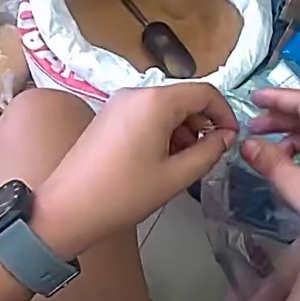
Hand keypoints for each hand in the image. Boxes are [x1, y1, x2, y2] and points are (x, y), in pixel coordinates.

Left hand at [37, 83, 237, 256]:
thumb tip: (226, 136)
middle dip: (202, 124)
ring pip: (165, 107)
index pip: (205, 92)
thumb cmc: (125, 193)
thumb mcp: (176, 176)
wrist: (68, 208)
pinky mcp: (107, 116)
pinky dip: (162, 131)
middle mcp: (137, 93)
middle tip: (207, 156)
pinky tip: (160, 160)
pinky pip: (145, 114)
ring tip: (183, 163)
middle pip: (184, 98)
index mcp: (156, 101)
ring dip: (182, 130)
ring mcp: (118, 103)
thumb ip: (209, 152)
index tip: (232, 139)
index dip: (225, 113)